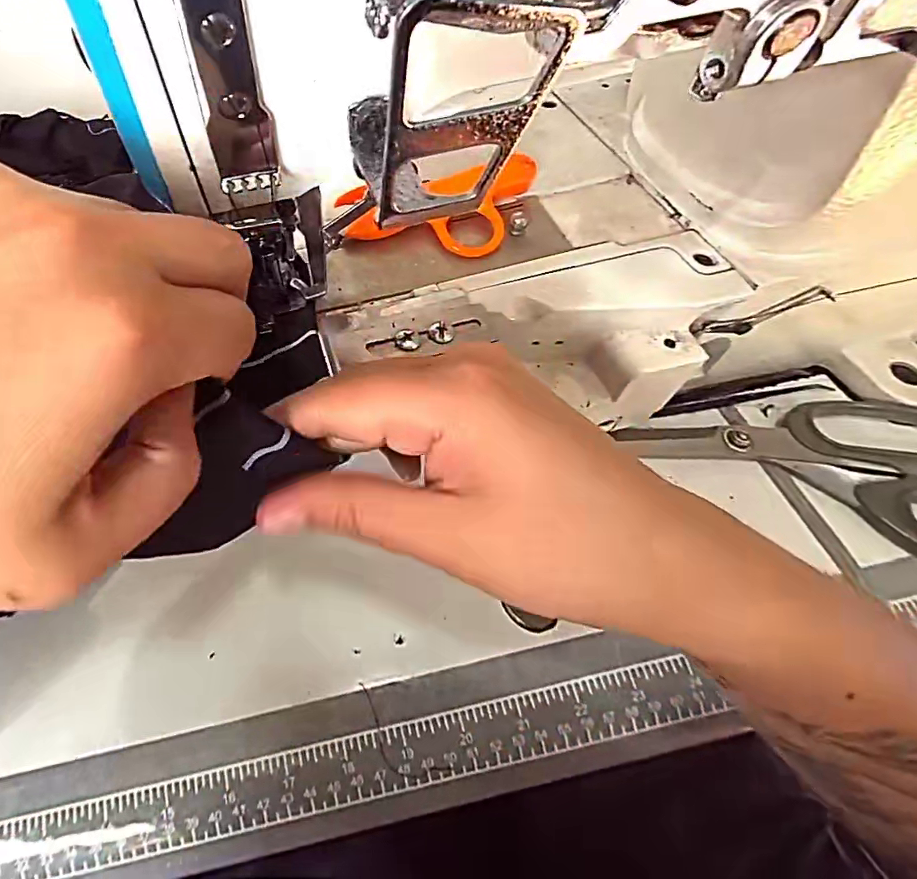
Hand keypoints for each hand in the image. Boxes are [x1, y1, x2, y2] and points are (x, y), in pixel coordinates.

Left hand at [0, 146, 252, 757]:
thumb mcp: (69, 554)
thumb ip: (168, 479)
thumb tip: (172, 408)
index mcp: (123, 332)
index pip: (237, 323)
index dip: (216, 368)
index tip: (166, 396)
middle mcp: (82, 242)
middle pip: (217, 249)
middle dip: (204, 305)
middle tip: (141, 360)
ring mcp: (11, 196)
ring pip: (134, 226)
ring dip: (122, 280)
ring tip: (36, 340)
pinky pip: (47, 209)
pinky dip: (45, 254)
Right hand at [257, 346, 766, 636]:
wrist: (661, 555)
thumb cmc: (568, 550)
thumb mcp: (445, 536)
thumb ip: (350, 509)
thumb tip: (273, 505)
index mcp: (450, 390)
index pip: (335, 398)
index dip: (288, 434)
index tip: (255, 471)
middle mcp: (465, 361)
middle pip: (360, 386)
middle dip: (322, 436)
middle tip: (291, 492)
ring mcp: (485, 369)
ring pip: (388, 390)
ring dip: (361, 434)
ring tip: (344, 489)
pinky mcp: (497, 387)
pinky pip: (422, 395)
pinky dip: (397, 429)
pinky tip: (404, 472)